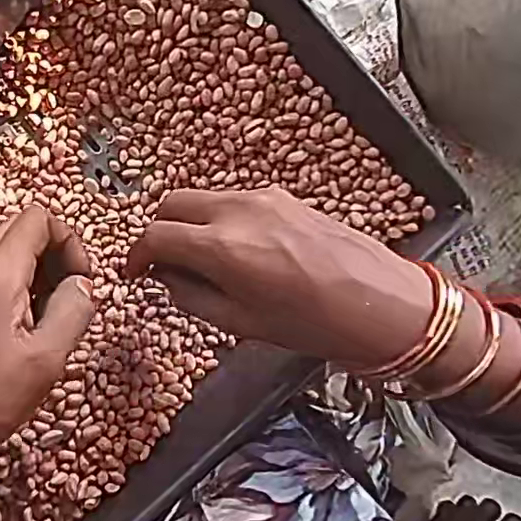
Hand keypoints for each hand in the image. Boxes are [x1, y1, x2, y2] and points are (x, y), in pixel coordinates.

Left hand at [0, 205, 92, 520]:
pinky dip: (17, 287)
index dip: (70, 242)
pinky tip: (24, 330)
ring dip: (37, 272)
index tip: (80, 281)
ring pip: (7, 252)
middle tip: (68, 296)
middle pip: (22, 229)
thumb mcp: (45, 360)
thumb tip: (83, 286)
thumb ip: (73, 311)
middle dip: (55, 254)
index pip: (38, 219)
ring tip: (47, 318)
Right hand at [124, 187, 431, 366]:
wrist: (386, 304)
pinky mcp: (283, 195)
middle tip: (162, 262)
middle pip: (171, 203)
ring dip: (188, 224)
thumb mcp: (241, 323)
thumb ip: (191, 295)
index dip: (135, 255)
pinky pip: (232, 201)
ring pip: (202, 199)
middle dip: (158, 230)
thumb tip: (166, 276)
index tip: (134, 272)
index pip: (156, 235)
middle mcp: (237, 211)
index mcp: (223, 248)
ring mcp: (263, 197)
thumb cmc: (315, 325)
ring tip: (202, 260)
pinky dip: (217, 219)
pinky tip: (235, 249)